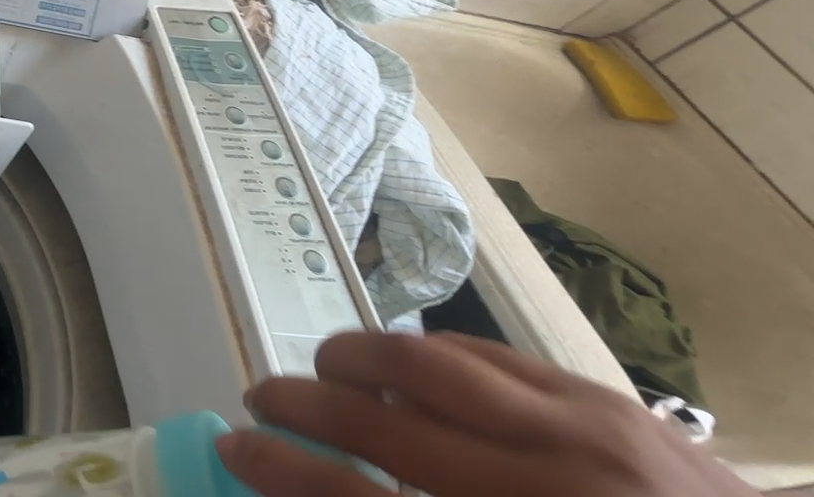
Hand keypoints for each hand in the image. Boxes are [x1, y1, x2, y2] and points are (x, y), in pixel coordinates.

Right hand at [214, 331, 755, 496]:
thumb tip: (321, 489)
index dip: (285, 471)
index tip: (236, 446)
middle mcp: (541, 489)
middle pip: (381, 424)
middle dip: (300, 403)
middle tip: (262, 396)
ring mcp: (580, 434)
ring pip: (426, 364)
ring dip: (354, 357)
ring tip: (327, 365)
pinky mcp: (603, 397)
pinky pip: (483, 355)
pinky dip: (426, 356)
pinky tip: (410, 371)